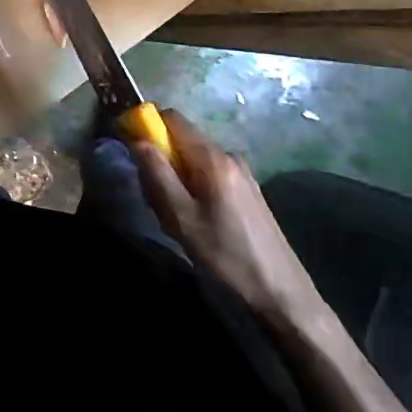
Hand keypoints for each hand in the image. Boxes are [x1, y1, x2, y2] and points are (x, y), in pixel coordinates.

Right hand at [131, 110, 321, 321]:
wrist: (281, 293)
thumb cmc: (226, 256)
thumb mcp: (181, 219)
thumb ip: (157, 175)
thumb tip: (137, 140)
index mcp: (212, 157)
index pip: (172, 118)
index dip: (147, 124)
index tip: (129, 147)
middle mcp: (228, 155)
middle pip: (182, 139)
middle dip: (160, 159)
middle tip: (153, 197)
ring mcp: (241, 172)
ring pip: (194, 159)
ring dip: (175, 177)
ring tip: (174, 217)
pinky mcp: (247, 189)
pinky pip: (208, 174)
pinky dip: (192, 187)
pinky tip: (195, 221)